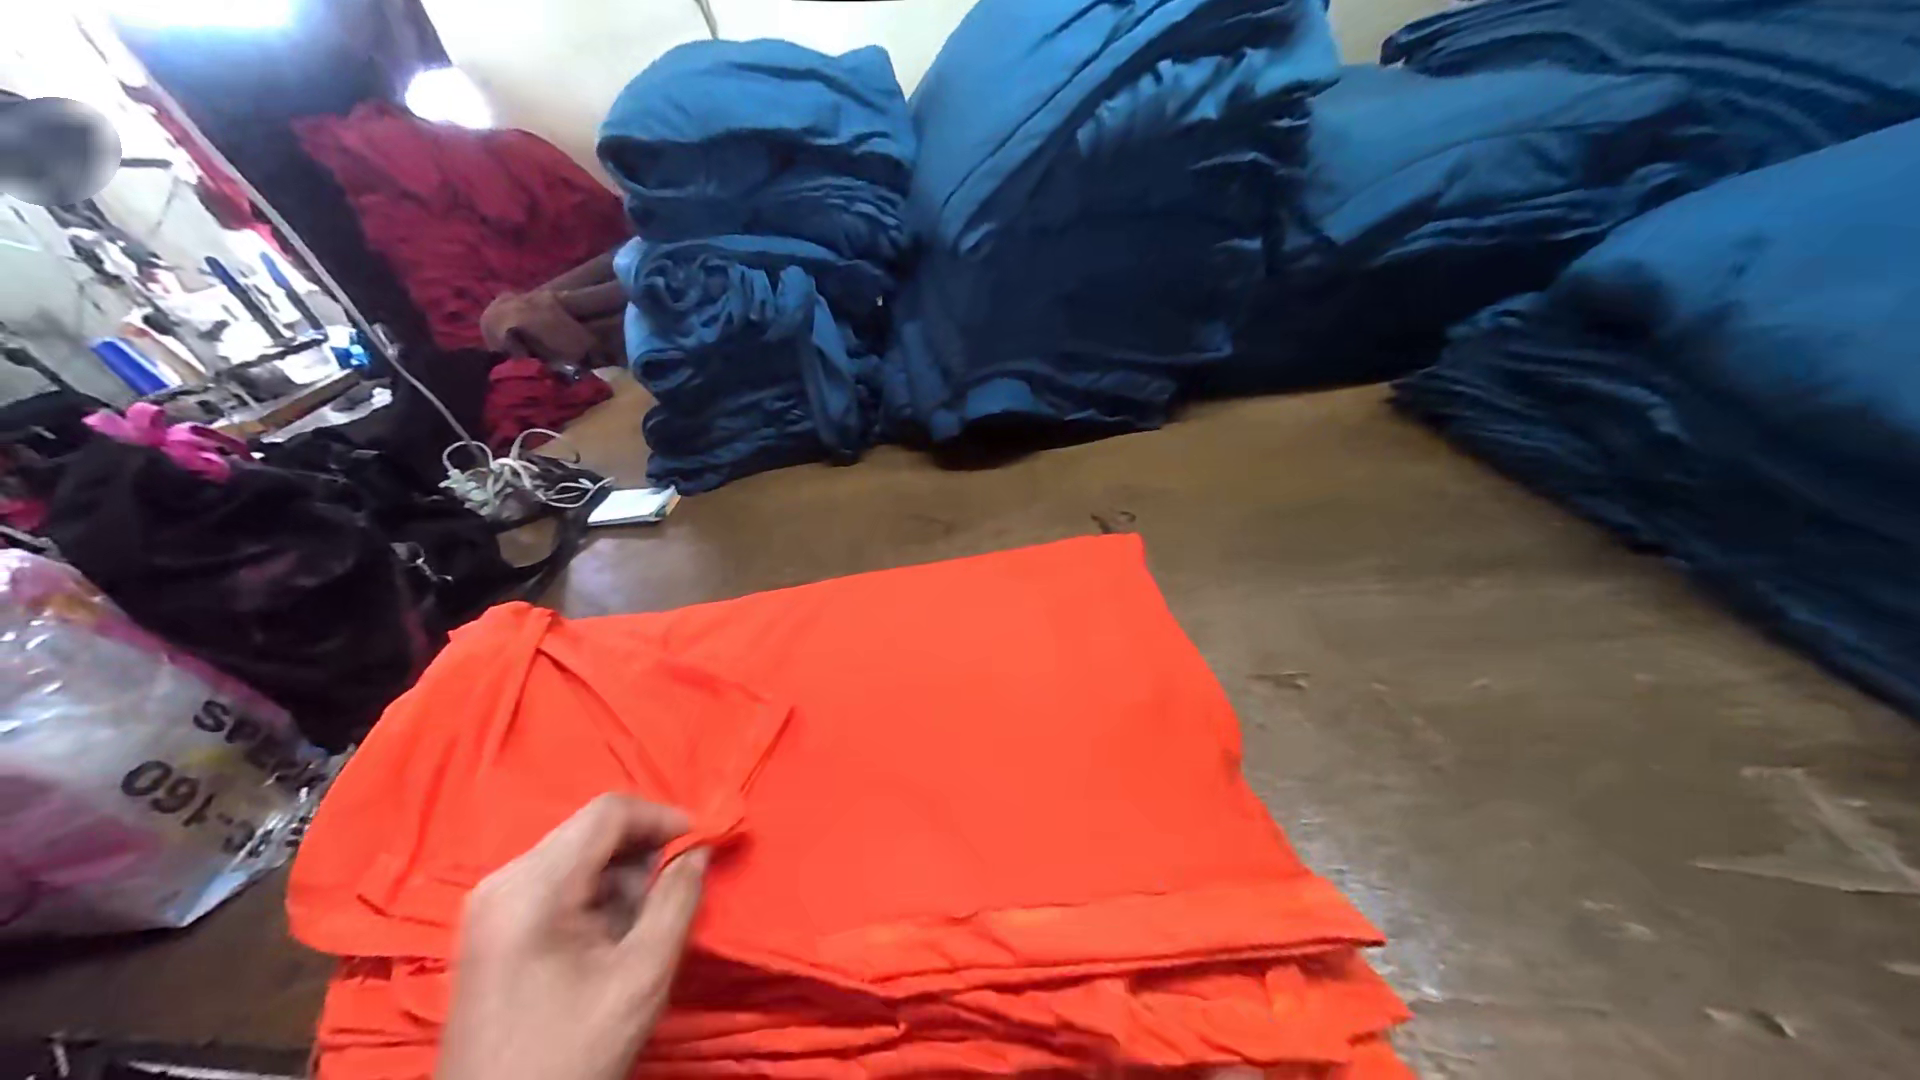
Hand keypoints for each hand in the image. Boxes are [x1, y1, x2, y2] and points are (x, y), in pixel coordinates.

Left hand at [436, 795, 709, 1079]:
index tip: (697, 844)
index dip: (661, 818)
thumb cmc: (572, 1052)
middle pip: (591, 829)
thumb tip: (699, 850)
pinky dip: (594, 888)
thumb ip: (678, 899)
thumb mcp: (642, 975)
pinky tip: (608, 931)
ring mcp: (491, 902)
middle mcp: (504, 880)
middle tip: (672, 887)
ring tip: (641, 917)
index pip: (608, 813)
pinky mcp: (491, 923)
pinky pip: (556, 876)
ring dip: (620, 871)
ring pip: (576, 850)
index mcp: (534, 888)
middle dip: (642, 849)